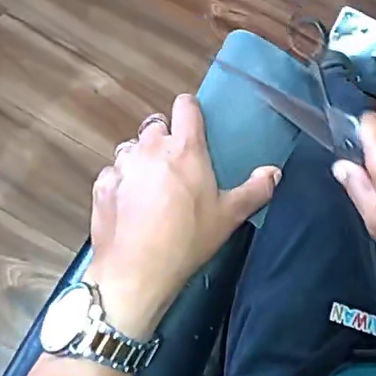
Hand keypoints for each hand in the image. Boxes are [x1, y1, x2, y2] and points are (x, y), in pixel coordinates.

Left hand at [85, 94, 280, 333]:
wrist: (136, 270)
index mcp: (184, 148)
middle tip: (175, 166)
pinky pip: (113, 173)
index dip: (190, 111)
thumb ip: (255, 190)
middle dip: (164, 140)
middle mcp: (150, 147)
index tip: (194, 125)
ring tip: (151, 187)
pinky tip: (129, 205)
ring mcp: (122, 164)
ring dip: (141, 160)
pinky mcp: (101, 184)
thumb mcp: (229, 216)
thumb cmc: (187, 239)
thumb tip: (274, 172)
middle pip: (155, 126)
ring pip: (131, 148)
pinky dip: (121, 182)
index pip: (185, 105)